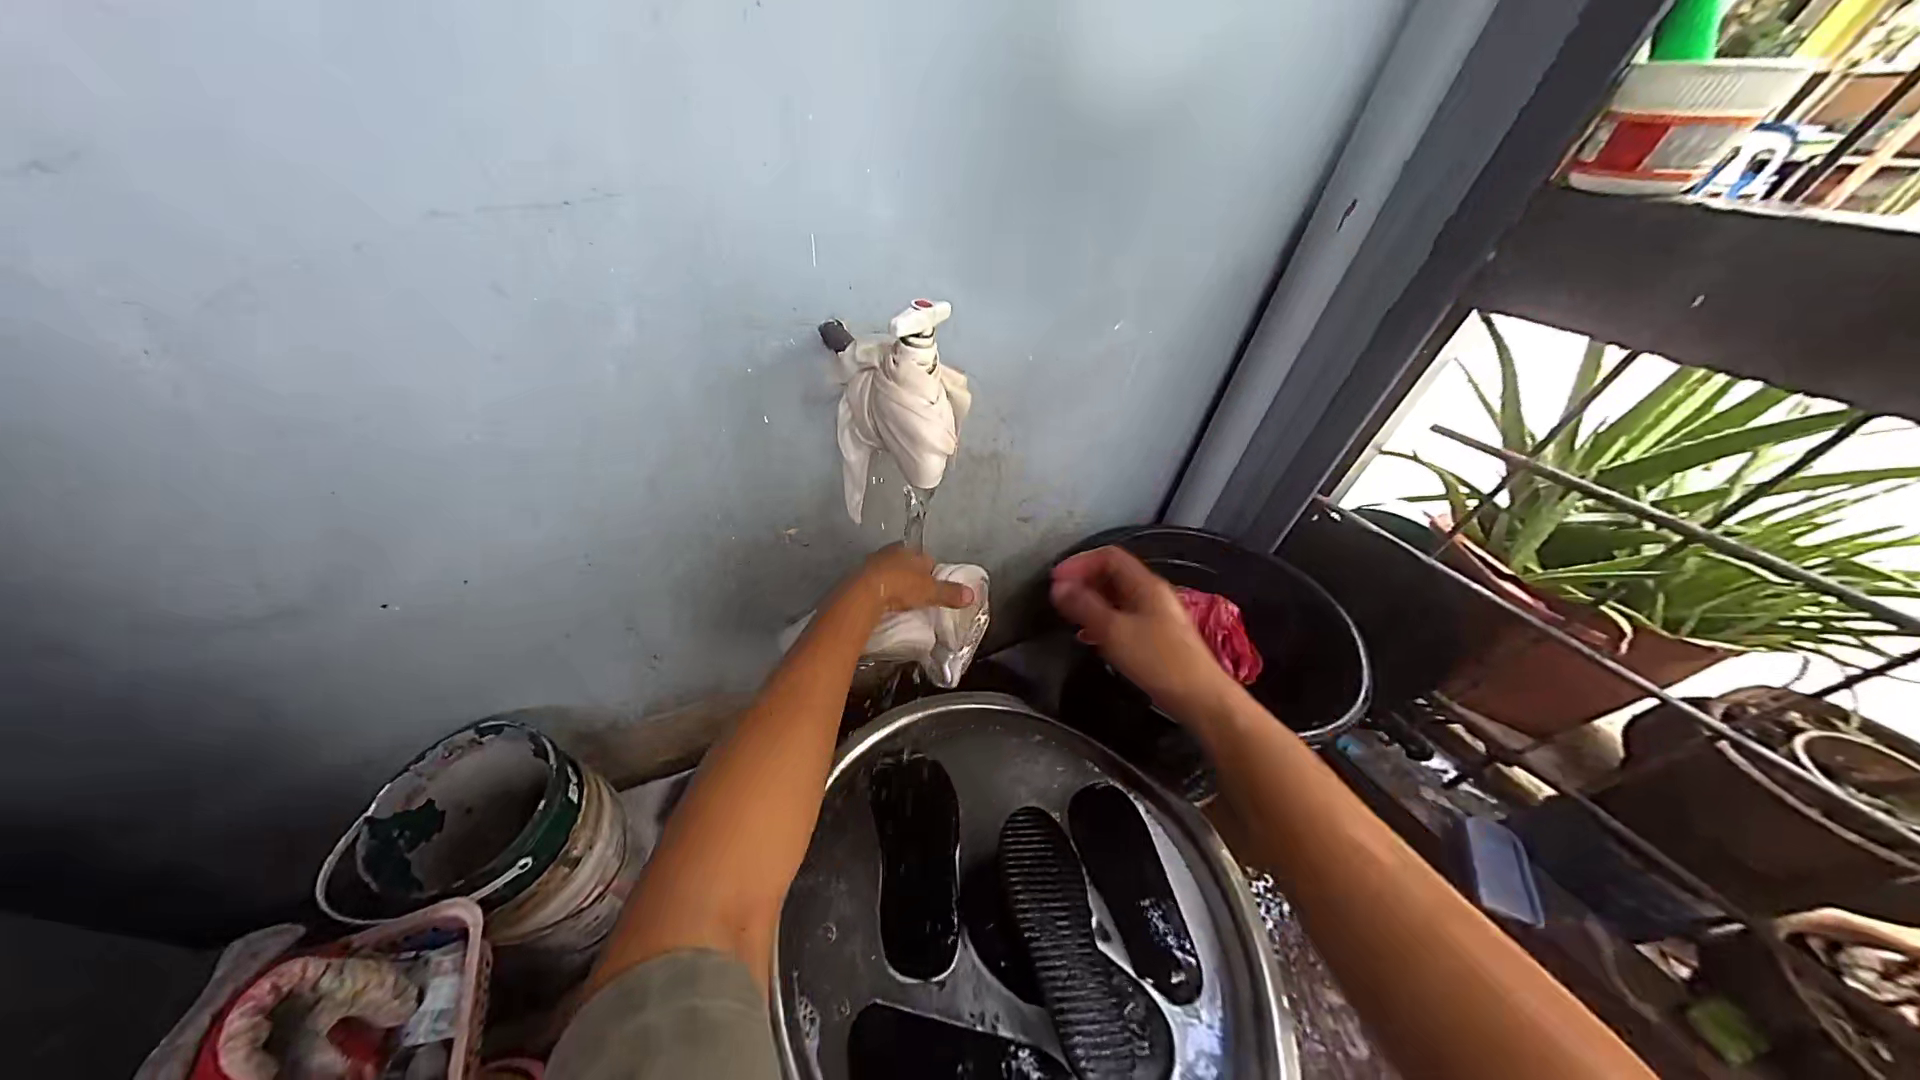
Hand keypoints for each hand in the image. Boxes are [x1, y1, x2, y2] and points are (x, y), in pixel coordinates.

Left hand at [844, 543, 975, 614]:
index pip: (926, 559)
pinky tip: (882, 602)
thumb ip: (950, 593)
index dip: (932, 572)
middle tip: (917, 594)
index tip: (933, 587)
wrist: (864, 592)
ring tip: (899, 600)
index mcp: (911, 550)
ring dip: (894, 582)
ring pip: (889, 571)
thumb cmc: (901, 586)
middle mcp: (892, 551)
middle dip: (912, 576)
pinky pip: (874, 581)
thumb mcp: (930, 592)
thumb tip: (971, 595)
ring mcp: (873, 562)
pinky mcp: (858, 575)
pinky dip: (879, 589)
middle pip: (907, 563)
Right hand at [1050, 546, 1237, 719]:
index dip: (1080, 562)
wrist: (1200, 698)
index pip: (1109, 557)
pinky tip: (1092, 637)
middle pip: (1113, 575)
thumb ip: (1084, 606)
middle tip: (1060, 596)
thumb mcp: (1114, 631)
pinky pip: (1123, 618)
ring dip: (1091, 602)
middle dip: (1083, 581)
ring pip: (1117, 598)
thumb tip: (1058, 587)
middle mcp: (1152, 595)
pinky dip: (1103, 621)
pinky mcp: (1156, 637)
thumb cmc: (1160, 662)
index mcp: (1145, 585)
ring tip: (1071, 614)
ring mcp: (1156, 616)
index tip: (1057, 578)